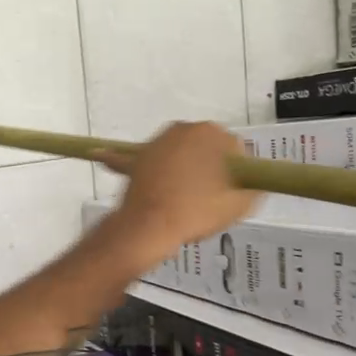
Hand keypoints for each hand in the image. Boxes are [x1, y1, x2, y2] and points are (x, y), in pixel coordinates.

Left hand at [100, 122, 261, 269]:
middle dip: (208, 169)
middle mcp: (182, 129)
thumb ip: (252, 188)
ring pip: (178, 156)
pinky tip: (102, 156)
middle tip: (208, 199)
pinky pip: (134, 158)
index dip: (235, 173)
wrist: (150, 227)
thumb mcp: (240, 204)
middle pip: (205, 150)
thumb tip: (252, 185)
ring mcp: (156, 142)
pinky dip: (122, 159)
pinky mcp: (136, 158)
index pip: (234, 150)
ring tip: (183, 199)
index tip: (229, 193)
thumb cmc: (197, 212)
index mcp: (212, 133)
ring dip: (182, 170)